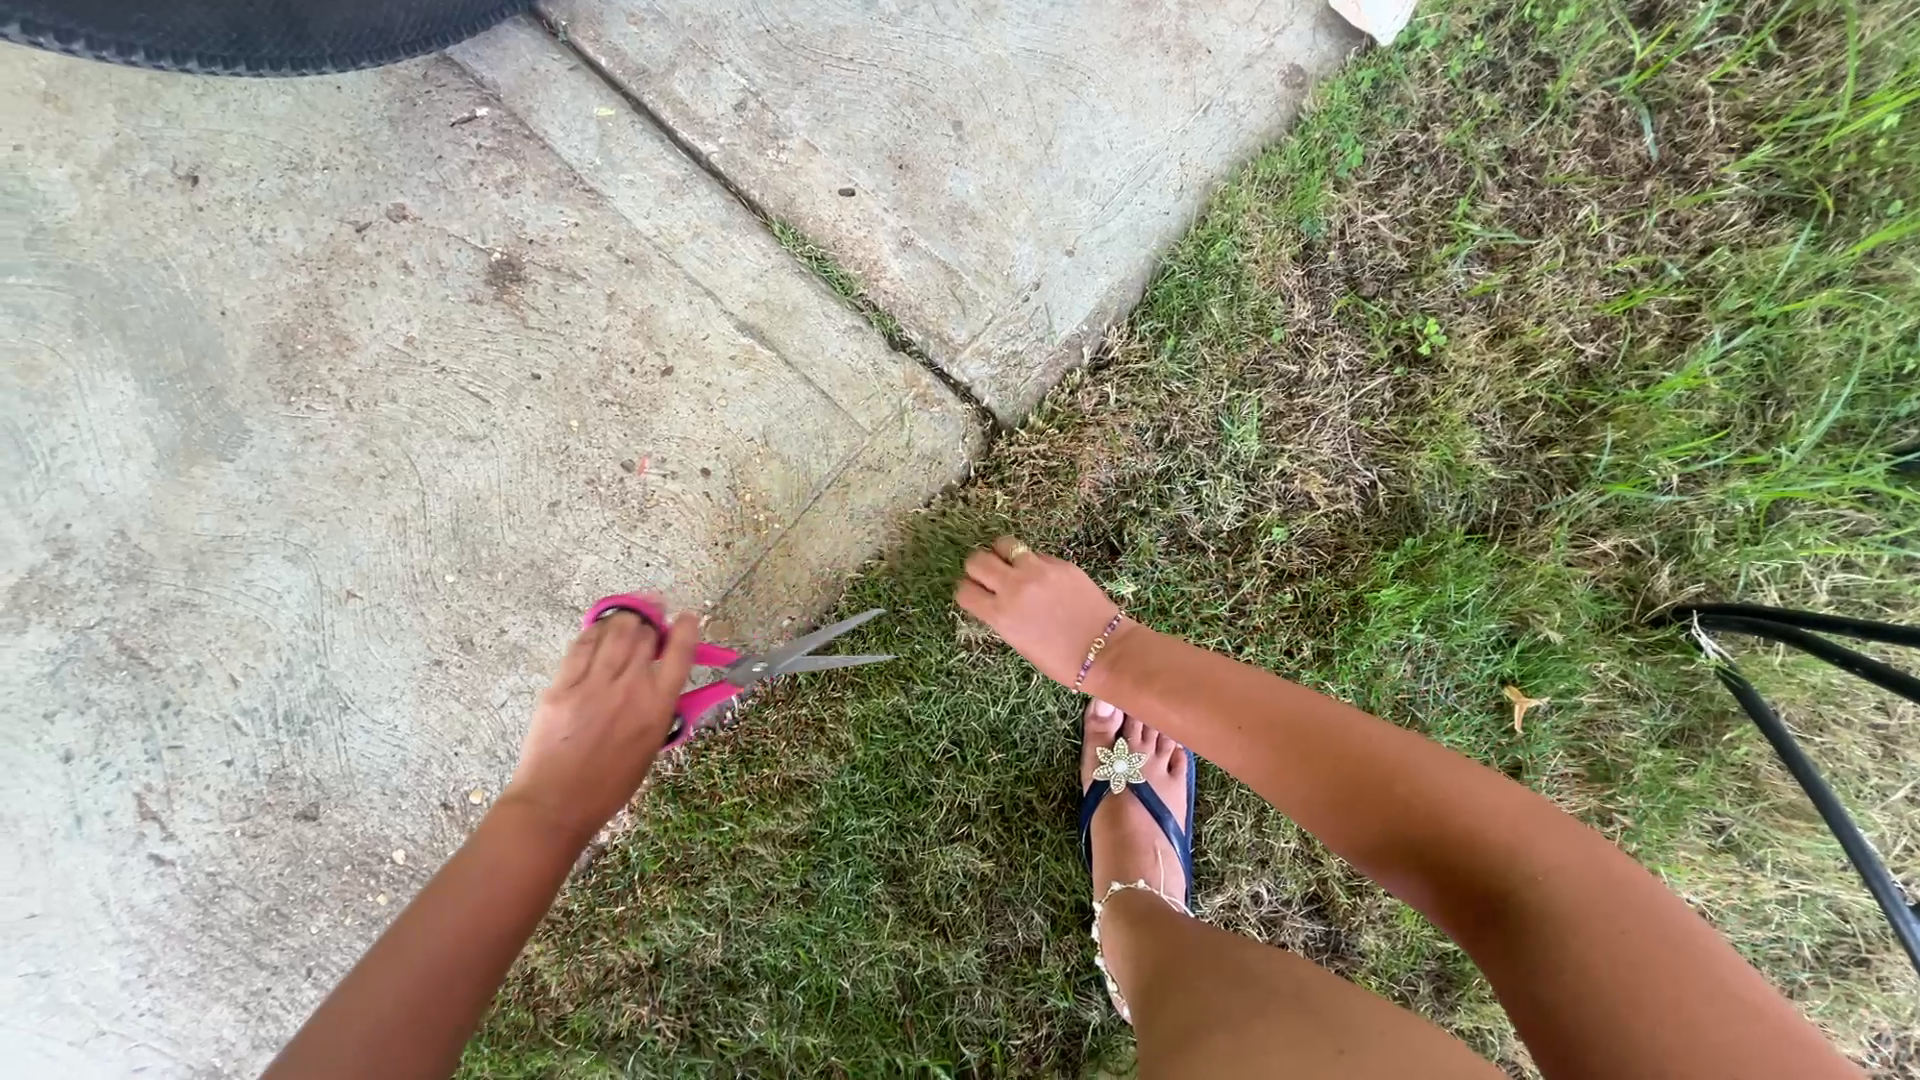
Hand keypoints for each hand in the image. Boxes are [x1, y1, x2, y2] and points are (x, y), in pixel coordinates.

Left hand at [499, 609, 699, 844]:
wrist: (557, 802)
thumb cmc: (611, 782)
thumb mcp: (652, 743)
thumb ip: (659, 704)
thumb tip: (661, 675)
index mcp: (658, 705)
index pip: (681, 650)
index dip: (686, 626)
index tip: (685, 618)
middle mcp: (630, 687)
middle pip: (645, 633)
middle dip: (651, 622)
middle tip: (650, 623)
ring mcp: (593, 684)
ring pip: (615, 631)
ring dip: (625, 620)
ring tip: (626, 620)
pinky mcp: (561, 686)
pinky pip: (582, 646)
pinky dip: (595, 632)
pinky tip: (599, 633)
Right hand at [953, 536, 1126, 687]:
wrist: (1104, 650)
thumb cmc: (1060, 659)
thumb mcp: (1019, 642)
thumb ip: (1001, 616)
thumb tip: (993, 598)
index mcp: (1000, 615)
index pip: (964, 590)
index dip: (967, 591)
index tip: (974, 594)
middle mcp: (1014, 587)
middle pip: (976, 560)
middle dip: (977, 568)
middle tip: (987, 576)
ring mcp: (1038, 571)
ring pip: (1003, 544)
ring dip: (1001, 554)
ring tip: (1010, 565)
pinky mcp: (1059, 563)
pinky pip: (1034, 554)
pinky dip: (1031, 561)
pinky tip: (1041, 576)